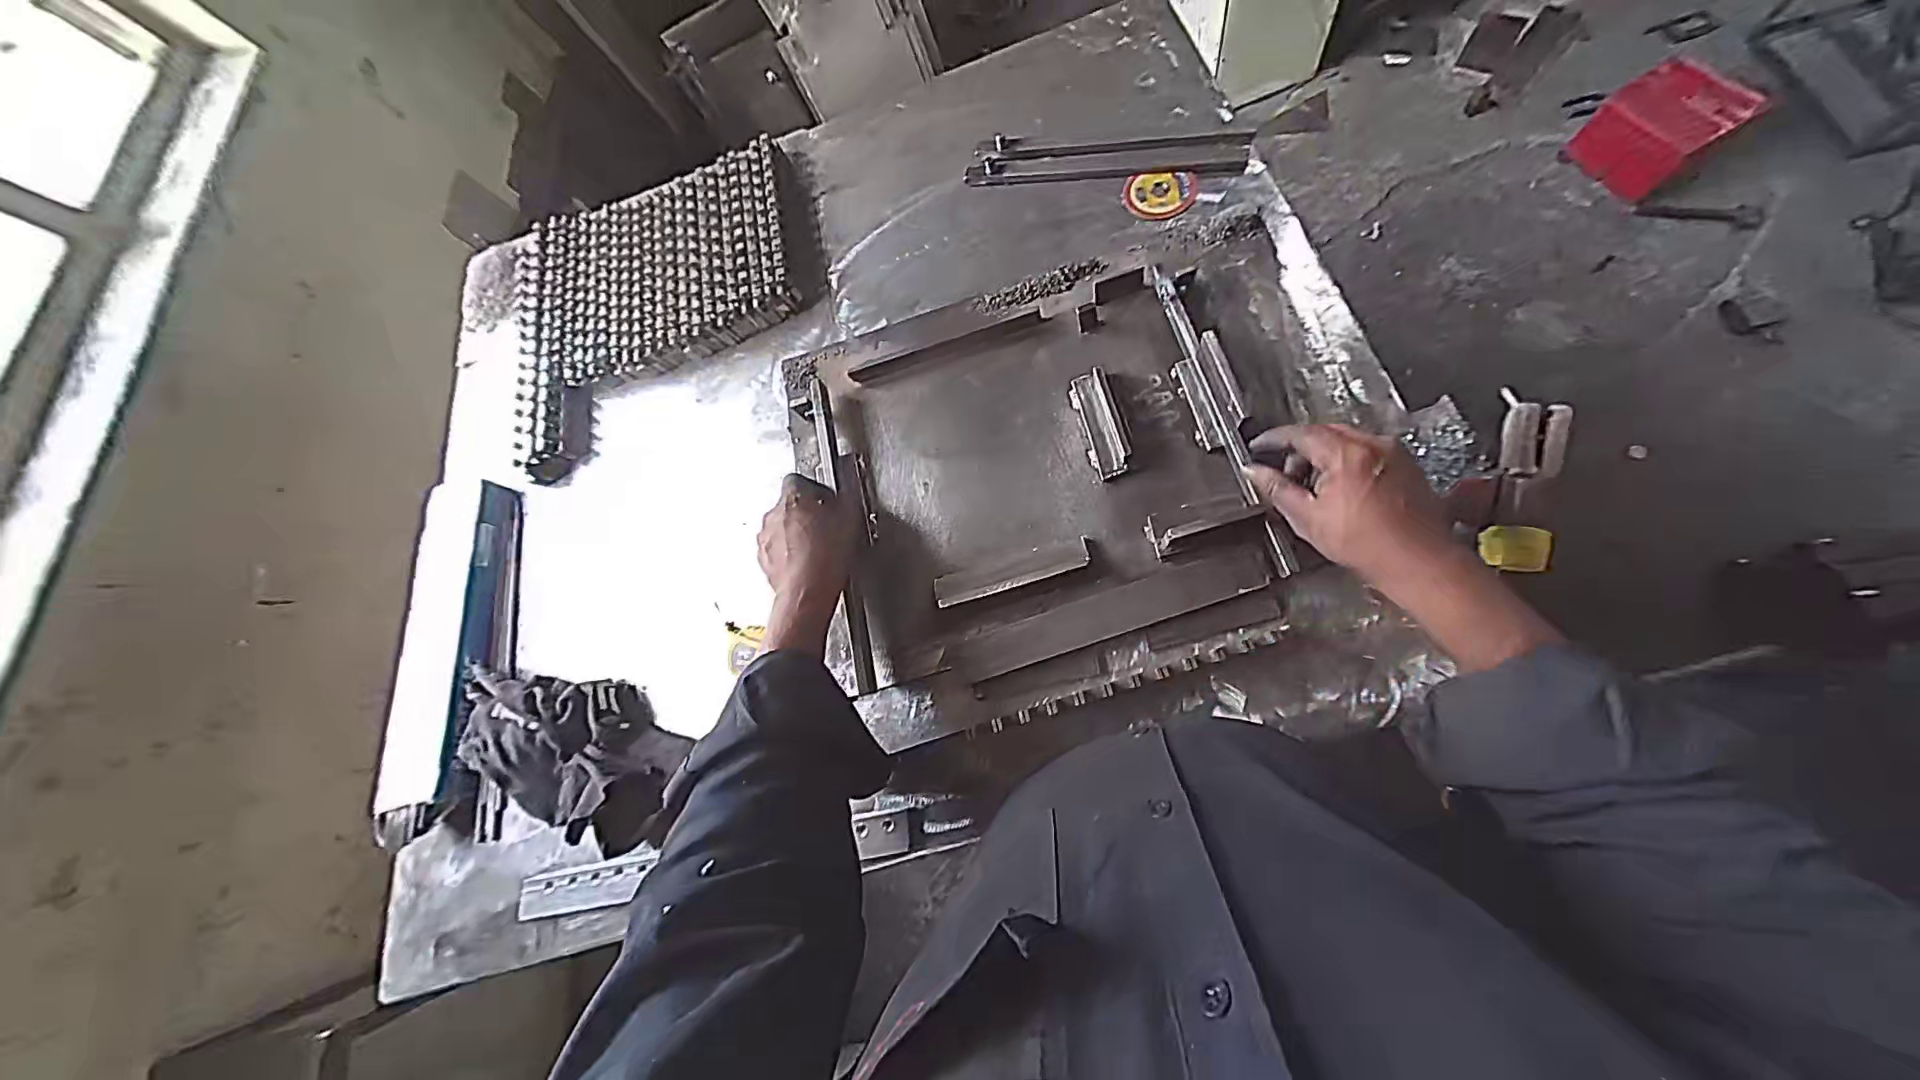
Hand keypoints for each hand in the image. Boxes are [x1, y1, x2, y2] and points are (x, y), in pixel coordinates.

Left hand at [757, 474, 858, 655]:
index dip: (815, 490)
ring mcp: (766, 538)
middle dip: (805, 514)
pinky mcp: (764, 560)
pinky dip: (789, 554)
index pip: (798, 480)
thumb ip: (844, 500)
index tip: (826, 502)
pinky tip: (808, 564)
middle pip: (789, 505)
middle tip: (825, 527)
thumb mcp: (849, 520)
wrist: (807, 592)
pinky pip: (777, 550)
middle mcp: (773, 514)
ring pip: (781, 528)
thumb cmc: (826, 557)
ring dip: (796, 535)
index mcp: (793, 496)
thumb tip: (845, 495)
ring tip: (818, 549)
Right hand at [1242, 423, 1452, 585]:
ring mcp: (1394, 453)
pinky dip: (1345, 462)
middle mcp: (1375, 446)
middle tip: (1282, 471)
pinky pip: (1366, 450)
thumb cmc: (1371, 545)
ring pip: (1345, 440)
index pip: (1300, 433)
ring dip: (1322, 456)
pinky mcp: (1405, 465)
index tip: (1259, 446)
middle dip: (1299, 449)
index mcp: (1347, 455)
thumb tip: (1256, 472)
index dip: (1273, 439)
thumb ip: (1276, 489)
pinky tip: (1338, 490)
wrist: (1416, 561)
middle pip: (1324, 432)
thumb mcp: (1307, 517)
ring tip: (1312, 487)